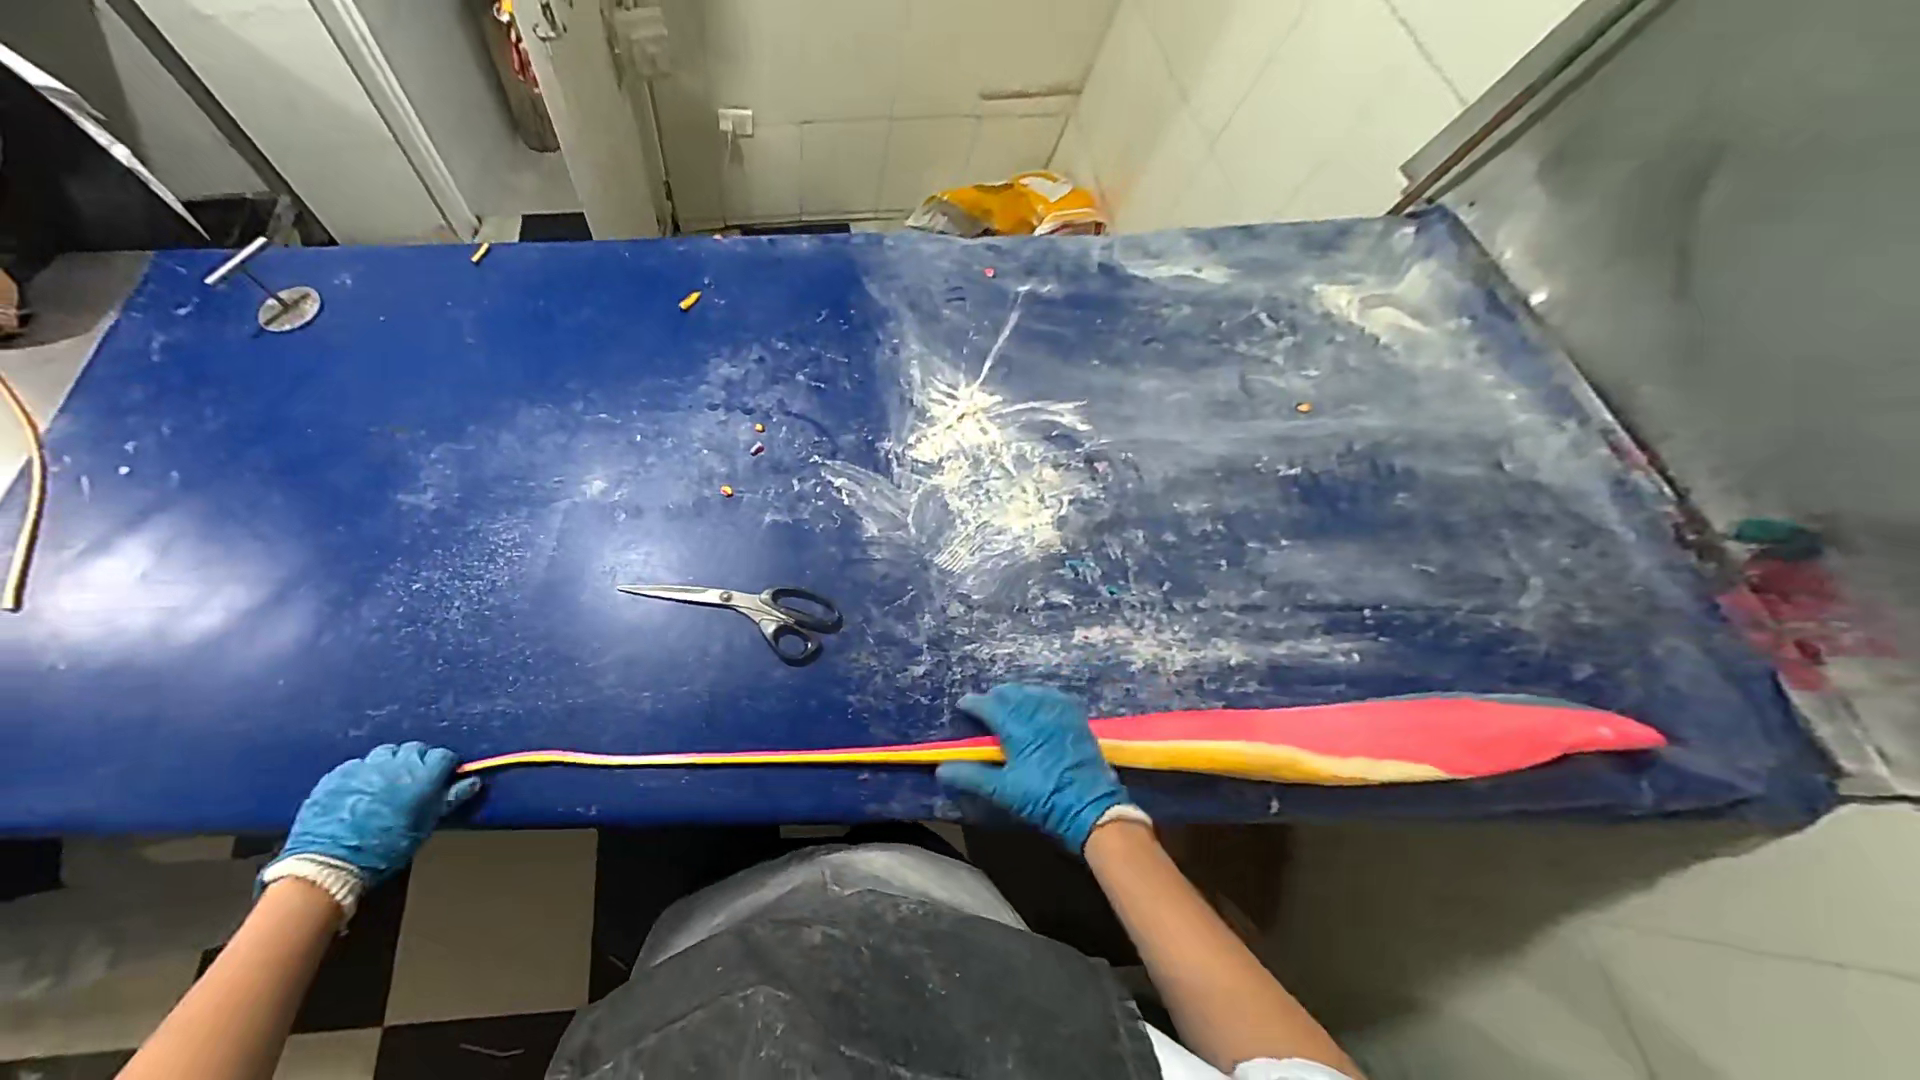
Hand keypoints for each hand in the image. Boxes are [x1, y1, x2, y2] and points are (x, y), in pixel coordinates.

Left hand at [272, 742, 480, 884]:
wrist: (330, 864)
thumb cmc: (387, 847)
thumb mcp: (426, 824)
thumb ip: (450, 799)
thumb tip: (473, 782)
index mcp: (424, 774)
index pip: (444, 755)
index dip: (445, 766)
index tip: (442, 778)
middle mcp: (398, 763)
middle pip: (416, 748)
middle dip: (418, 760)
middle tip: (414, 780)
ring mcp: (365, 766)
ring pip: (386, 752)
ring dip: (391, 762)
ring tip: (386, 781)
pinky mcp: (337, 774)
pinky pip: (357, 764)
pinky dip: (364, 772)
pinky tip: (360, 789)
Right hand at [936, 684, 1133, 851]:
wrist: (1092, 808)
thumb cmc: (1044, 799)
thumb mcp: (1004, 792)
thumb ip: (972, 777)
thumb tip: (943, 770)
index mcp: (1018, 725)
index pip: (989, 704)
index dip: (973, 704)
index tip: (963, 706)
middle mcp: (1038, 711)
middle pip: (1010, 693)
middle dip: (994, 697)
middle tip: (984, 709)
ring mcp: (1060, 713)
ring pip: (1032, 691)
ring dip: (1016, 695)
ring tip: (1007, 706)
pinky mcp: (1076, 719)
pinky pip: (1052, 697)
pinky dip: (1038, 697)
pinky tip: (1037, 706)